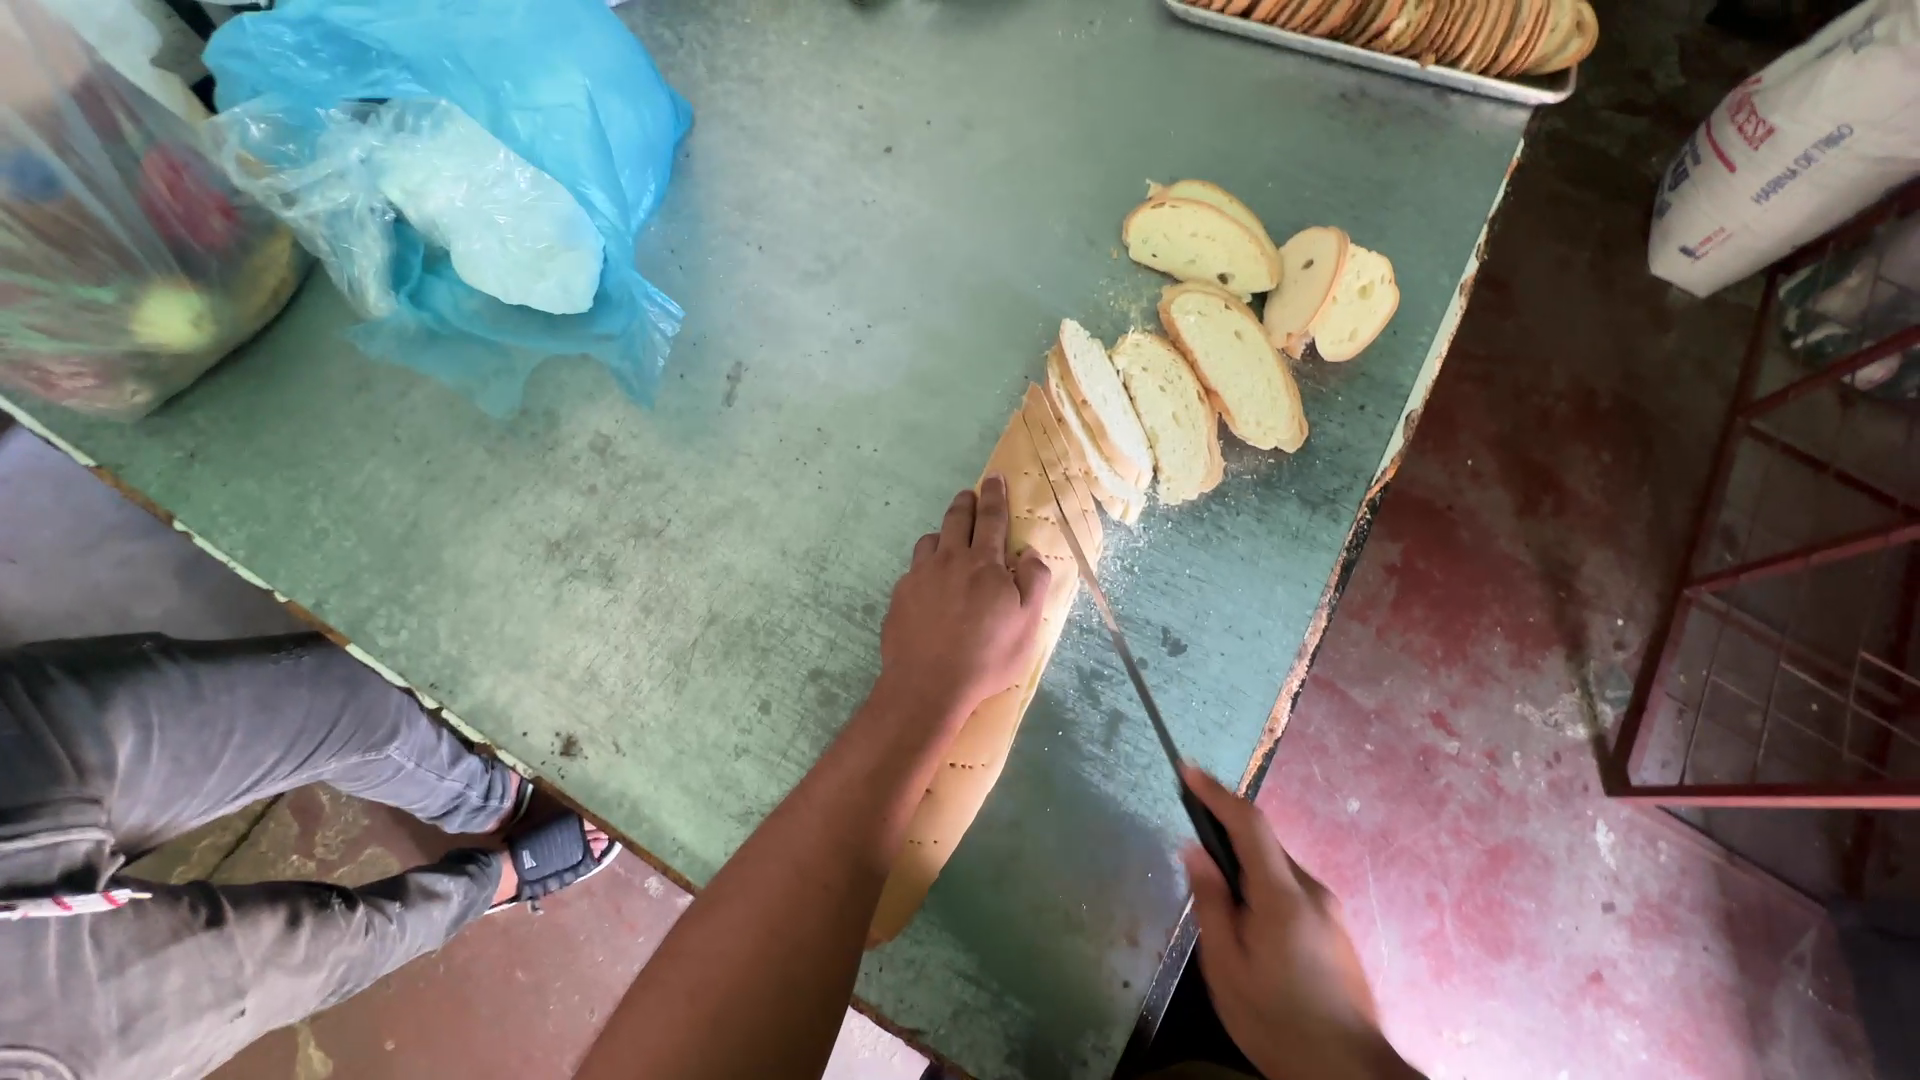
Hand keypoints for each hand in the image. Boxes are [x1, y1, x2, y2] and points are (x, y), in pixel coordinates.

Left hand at [876, 476, 1051, 725]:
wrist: (927, 685)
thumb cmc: (986, 658)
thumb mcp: (1027, 626)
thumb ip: (1033, 583)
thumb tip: (1030, 553)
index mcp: (985, 564)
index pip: (992, 519)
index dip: (995, 496)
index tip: (994, 478)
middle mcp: (950, 561)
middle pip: (957, 519)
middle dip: (966, 503)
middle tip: (970, 494)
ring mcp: (920, 576)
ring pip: (930, 540)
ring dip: (943, 533)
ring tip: (948, 539)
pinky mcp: (900, 595)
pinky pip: (914, 569)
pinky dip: (925, 565)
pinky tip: (929, 583)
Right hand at [1181, 765, 1422, 1079]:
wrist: (1348, 1074)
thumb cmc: (1276, 1021)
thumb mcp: (1226, 966)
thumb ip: (1211, 902)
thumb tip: (1195, 850)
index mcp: (1283, 896)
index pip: (1249, 824)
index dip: (1216, 793)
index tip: (1188, 770)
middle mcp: (1313, 892)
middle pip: (1264, 847)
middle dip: (1227, 843)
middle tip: (1196, 868)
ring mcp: (1330, 912)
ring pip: (1278, 872)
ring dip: (1246, 874)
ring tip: (1224, 919)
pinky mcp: (1337, 931)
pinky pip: (1292, 893)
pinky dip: (1265, 894)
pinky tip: (1254, 937)